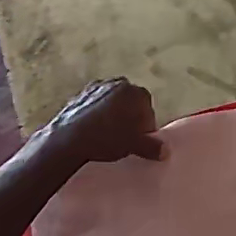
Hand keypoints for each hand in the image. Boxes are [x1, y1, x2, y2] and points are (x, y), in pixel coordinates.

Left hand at [41, 78, 164, 164]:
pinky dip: (97, 113)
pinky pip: (95, 103)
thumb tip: (165, 151)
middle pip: (130, 102)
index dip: (145, 126)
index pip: (148, 109)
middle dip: (130, 116)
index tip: (139, 139)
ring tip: (107, 134)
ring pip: (113, 101)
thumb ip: (152, 147)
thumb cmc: (107, 139)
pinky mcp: (80, 93)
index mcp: (135, 92)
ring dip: (113, 113)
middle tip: (125, 137)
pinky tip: (93, 129)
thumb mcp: (133, 145)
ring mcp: (97, 86)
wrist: (69, 138)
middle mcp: (118, 83)